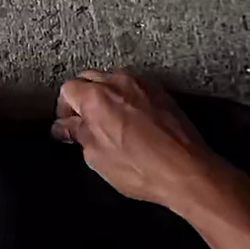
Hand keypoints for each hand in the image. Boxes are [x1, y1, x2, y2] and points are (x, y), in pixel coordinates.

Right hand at [53, 70, 237, 215]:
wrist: (185, 169)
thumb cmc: (144, 167)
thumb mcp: (97, 157)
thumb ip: (79, 134)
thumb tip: (67, 127)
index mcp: (96, 97)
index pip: (68, 90)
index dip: (64, 110)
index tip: (67, 125)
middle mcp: (119, 83)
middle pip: (89, 79)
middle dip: (83, 99)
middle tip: (84, 124)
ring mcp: (142, 84)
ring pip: (113, 80)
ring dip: (107, 96)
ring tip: (110, 124)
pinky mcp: (160, 90)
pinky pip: (135, 87)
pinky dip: (128, 98)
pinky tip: (131, 122)